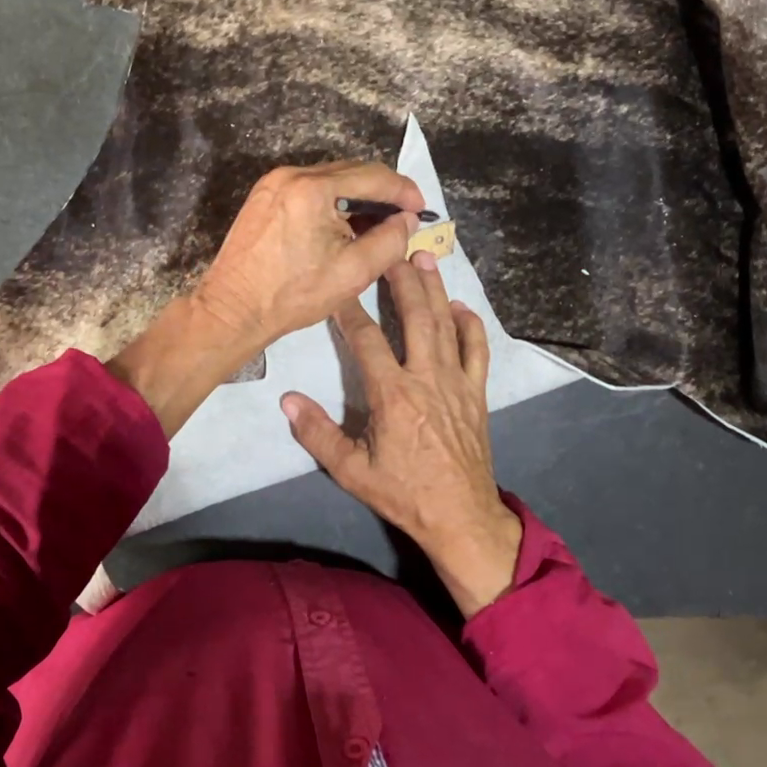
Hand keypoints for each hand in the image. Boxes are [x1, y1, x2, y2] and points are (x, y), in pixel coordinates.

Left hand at [107, 161, 422, 438]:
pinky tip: (341, 229)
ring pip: (330, 180)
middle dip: (381, 194)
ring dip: (356, 198)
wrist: (233, 309)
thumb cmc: (293, 295)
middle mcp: (291, 175)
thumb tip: (408, 221)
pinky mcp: (263, 197)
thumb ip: (390, 241)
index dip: (404, 191)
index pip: (374, 176)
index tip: (421, 210)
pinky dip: (331, 203)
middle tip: (401, 221)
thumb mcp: (354, 272)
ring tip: (374, 228)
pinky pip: (309, 190)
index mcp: (314, 189)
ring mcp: (273, 184)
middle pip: (351, 172)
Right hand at [280, 251, 523, 617]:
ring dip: (435, 290)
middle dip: (401, 280)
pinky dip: (470, 326)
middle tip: (391, 250)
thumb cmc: (403, 493)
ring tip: (424, 259)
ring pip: (446, 326)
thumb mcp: (352, 471)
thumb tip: (287, 401)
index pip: (367, 340)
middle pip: (415, 318)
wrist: (460, 516)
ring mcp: (457, 383)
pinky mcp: (477, 393)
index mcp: (393, 395)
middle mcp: (426, 379)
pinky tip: (461, 307)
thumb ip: (318, 434)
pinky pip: (478, 351)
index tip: (337, 287)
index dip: (350, 311)